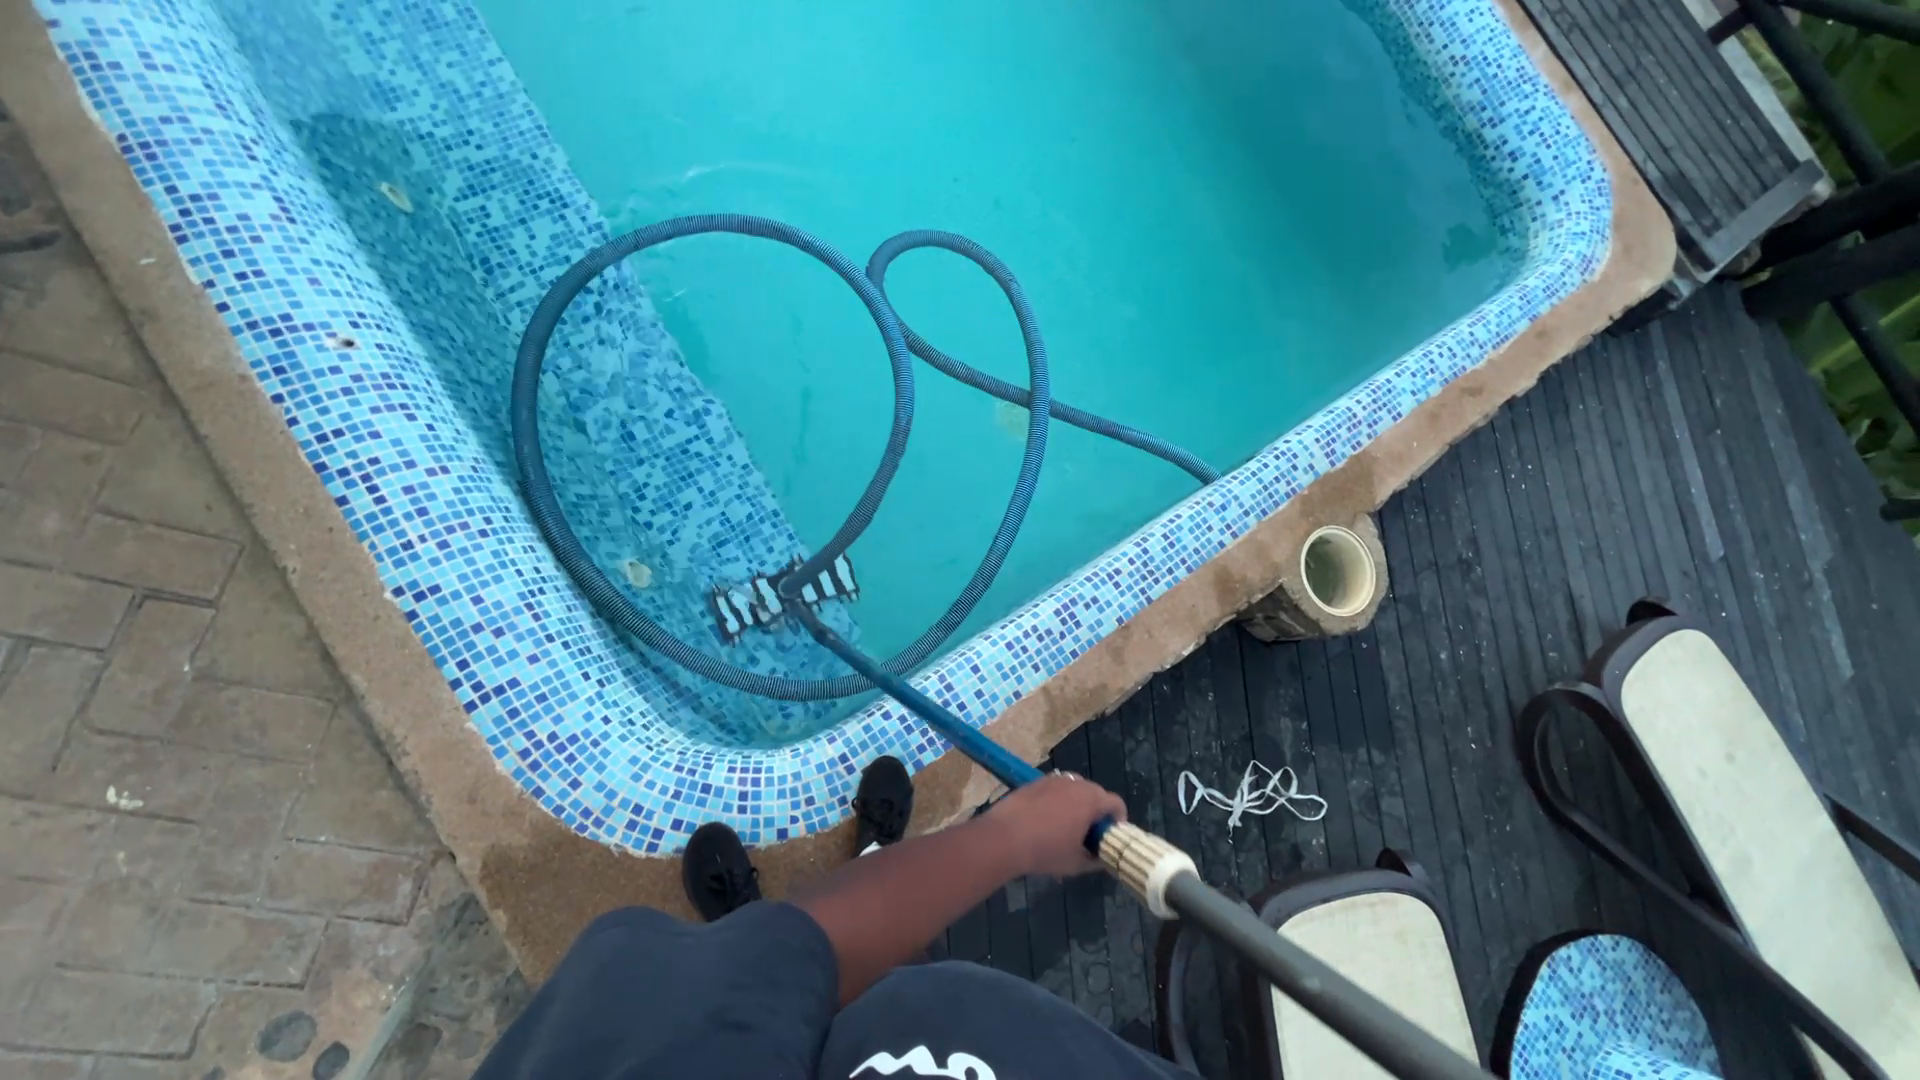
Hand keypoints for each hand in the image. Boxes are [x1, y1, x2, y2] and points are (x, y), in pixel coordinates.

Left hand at [981, 773, 1128, 877]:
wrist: (1003, 837)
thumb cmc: (1045, 850)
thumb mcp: (1076, 863)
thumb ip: (1095, 860)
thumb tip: (1101, 857)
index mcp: (1090, 799)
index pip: (1116, 803)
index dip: (1118, 819)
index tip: (1110, 836)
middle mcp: (1074, 782)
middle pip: (1095, 793)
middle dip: (1097, 811)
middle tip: (1090, 833)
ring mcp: (1052, 779)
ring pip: (1074, 788)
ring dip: (1077, 803)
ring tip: (1067, 825)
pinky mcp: (1034, 782)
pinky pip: (1055, 788)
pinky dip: (1057, 800)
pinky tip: (1046, 819)